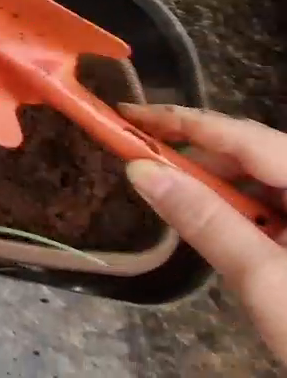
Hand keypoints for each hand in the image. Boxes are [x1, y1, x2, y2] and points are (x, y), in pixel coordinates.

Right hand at [118, 103, 286, 360]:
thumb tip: (138, 168)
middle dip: (201, 158)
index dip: (183, 120)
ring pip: (274, 181)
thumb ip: (205, 220)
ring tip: (190, 208)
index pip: (247, 137)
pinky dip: (252, 209)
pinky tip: (235, 231)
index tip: (125, 114)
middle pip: (262, 155)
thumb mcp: (266, 282)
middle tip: (150, 171)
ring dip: (225, 187)